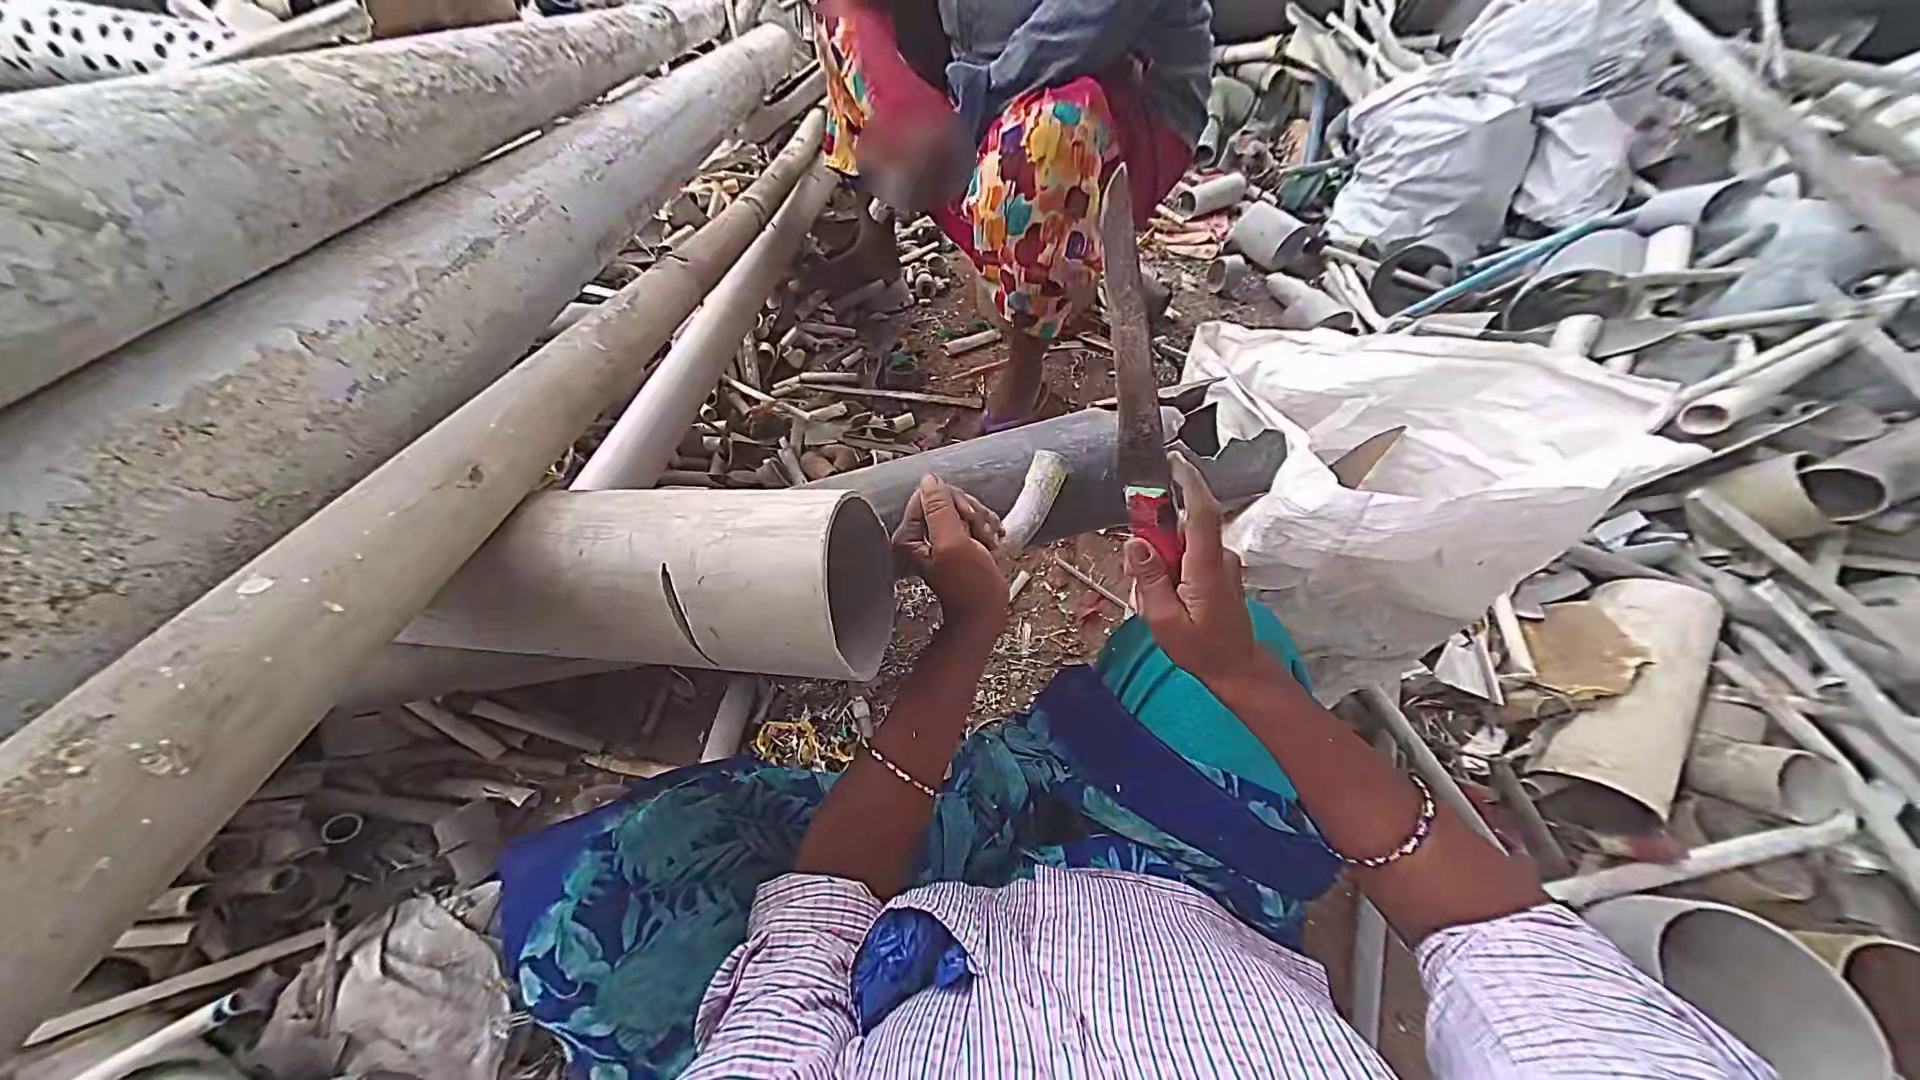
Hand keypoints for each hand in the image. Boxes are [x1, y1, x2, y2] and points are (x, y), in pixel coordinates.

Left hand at [894, 475, 1008, 633]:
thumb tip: (930, 480)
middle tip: (980, 536)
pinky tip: (992, 544)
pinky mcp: (955, 542)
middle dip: (972, 514)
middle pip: (947, 499)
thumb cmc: (970, 587)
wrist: (985, 613)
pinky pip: (973, 520)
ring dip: (982, 523)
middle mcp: (920, 535)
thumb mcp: (953, 543)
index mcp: (909, 536)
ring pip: (963, 508)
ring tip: (988, 544)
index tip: (969, 520)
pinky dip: (986, 530)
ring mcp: (938, 539)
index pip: (929, 494)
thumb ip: (939, 509)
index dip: (955, 502)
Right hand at [1124, 453, 1261, 686]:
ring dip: (1161, 560)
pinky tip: (1167, 597)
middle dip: (1153, 542)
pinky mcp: (1220, 569)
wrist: (1237, 668)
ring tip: (1155, 600)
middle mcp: (1220, 558)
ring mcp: (1223, 563)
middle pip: (1181, 528)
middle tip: (1139, 580)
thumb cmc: (1202, 649)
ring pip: (1182, 543)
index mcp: (1207, 567)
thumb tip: (1134, 542)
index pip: (1201, 512)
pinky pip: (1189, 554)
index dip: (1188, 482)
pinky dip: (1171, 567)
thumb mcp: (1164, 620)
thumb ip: (1149, 578)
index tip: (1172, 461)